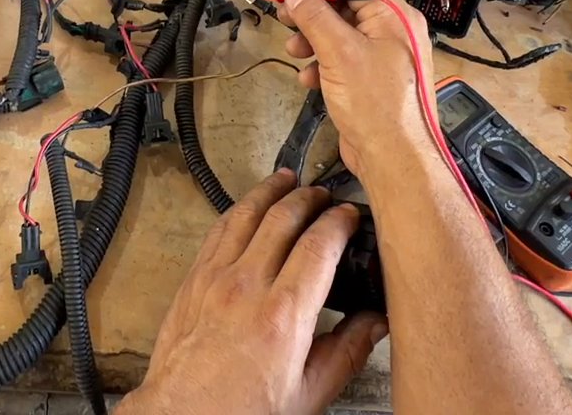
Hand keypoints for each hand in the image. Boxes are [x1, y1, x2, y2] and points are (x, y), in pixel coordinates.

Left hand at [118, 171, 386, 414]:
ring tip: (287, 179)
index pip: (317, 247)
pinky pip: (219, 229)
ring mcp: (216, 277)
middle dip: (308, 198)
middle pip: (282, 218)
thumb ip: (346, 351)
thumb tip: (375, 322)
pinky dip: (238, 209)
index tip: (349, 215)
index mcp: (282, 316)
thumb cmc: (244, 413)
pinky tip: (248, 205)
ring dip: (269, 191)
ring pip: (245, 213)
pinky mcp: (195, 277)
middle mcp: (247, 286)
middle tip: (323, 194)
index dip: (338, 222)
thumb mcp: (309, 393)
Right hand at [277, 0, 432, 183]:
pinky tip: (309, 78)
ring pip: (339, 34)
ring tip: (294, 51)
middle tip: (284, 14)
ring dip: (312, 39)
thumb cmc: (376, 104)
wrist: (394, 158)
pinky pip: (341, 59)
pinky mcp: (371, 80)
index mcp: (395, 17)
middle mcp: (392, 32)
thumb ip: (315, 17)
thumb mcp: (339, 52)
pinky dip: (322, 63)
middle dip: (311, 12)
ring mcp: (382, 57)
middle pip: (344, 6)